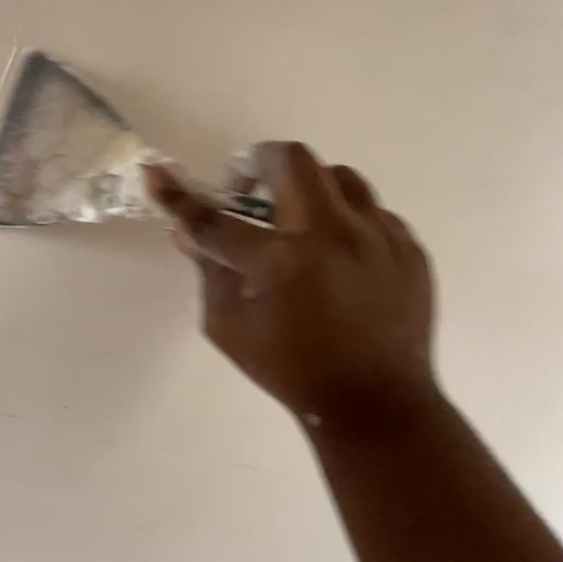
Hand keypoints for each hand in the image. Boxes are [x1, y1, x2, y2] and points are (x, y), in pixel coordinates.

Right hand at [146, 141, 438, 428]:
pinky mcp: (408, 247)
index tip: (155, 174)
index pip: (214, 219)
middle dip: (257, 163)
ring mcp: (378, 236)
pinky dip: (339, 221)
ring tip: (291, 221)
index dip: (178, 196)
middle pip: (293, 161)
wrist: (374, 400)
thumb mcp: (227, 325)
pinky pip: (370, 211)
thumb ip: (210, 271)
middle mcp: (333, 235)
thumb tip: (186, 234)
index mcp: (280, 260)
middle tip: (244, 190)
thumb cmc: (287, 366)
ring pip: (338, 177)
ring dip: (304, 187)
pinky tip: (328, 255)